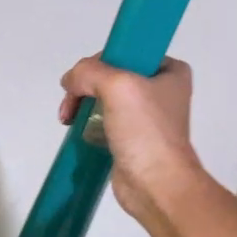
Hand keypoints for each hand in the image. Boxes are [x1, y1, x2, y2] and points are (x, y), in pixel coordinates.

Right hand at [59, 55, 205, 217]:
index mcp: (168, 70)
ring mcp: (145, 116)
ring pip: (103, 97)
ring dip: (81, 104)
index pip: (124, 52)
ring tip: (67, 120)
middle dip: (84, 87)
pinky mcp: (131, 138)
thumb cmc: (144, 131)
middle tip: (70, 105)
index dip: (98, 63)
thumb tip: (70, 82)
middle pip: (110, 75)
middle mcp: (160, 90)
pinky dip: (86, 122)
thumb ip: (89, 72)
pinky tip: (76, 130)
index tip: (81, 81)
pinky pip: (102, 120)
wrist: (155, 184)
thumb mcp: (117, 86)